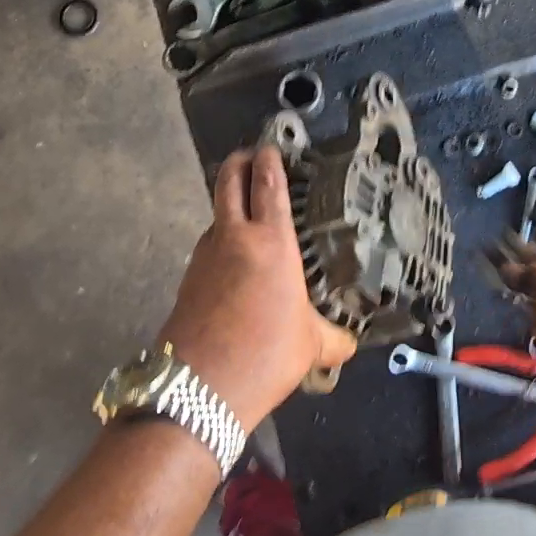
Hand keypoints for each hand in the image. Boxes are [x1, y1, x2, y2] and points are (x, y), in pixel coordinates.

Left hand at [158, 146, 356, 426]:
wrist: (198, 389)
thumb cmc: (266, 354)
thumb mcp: (310, 347)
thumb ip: (332, 339)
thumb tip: (348, 345)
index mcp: (271, 242)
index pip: (269, 186)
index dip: (269, 161)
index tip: (271, 147)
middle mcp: (234, 239)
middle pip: (228, 183)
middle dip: (238, 163)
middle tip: (250, 156)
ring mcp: (204, 258)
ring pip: (216, 218)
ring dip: (228, 208)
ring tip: (248, 215)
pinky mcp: (187, 282)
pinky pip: (208, 250)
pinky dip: (220, 244)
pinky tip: (234, 265)